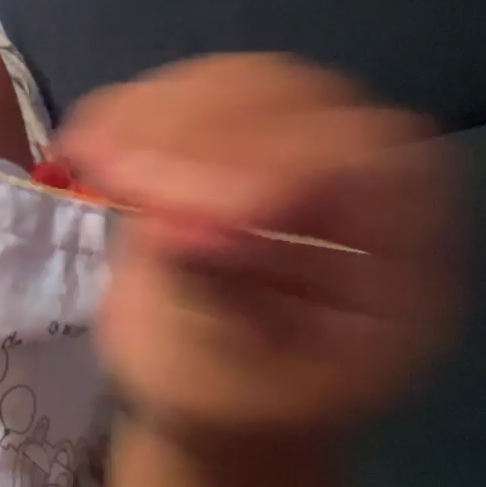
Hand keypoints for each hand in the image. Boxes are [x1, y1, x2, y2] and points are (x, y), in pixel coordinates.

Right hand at [59, 54, 456, 437]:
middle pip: (299, 99)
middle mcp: (362, 184)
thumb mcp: (218, 382)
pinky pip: (191, 94)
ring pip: (243, 82)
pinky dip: (131, 110)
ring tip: (89, 155)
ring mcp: (294, 152)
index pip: (362, 160)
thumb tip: (169, 227)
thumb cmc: (229, 404)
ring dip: (156, 111)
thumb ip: (206, 303)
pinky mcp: (230, 145)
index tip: (167, 209)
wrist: (220, 394)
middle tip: (110, 172)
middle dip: (195, 130)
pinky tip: (84, 144)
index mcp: (400, 256)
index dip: (266, 164)